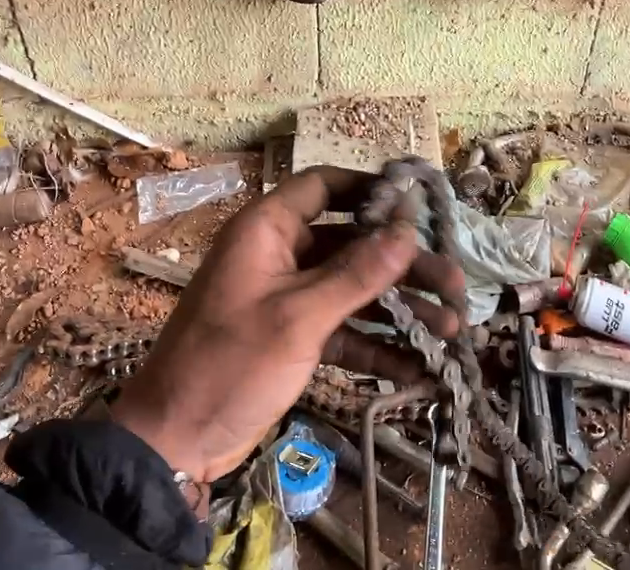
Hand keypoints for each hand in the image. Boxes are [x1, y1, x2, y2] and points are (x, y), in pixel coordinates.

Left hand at [110, 167, 464, 482]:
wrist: (175, 443)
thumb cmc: (230, 364)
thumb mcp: (298, 317)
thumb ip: (357, 274)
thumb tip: (407, 229)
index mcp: (267, 230)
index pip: (323, 186)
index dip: (371, 189)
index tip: (419, 203)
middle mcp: (280, 255)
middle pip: (352, 244)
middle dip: (404, 265)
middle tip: (454, 282)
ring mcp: (289, 298)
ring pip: (354, 289)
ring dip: (400, 308)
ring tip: (452, 327)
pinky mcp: (295, 337)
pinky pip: (344, 329)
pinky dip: (377, 345)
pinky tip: (419, 367)